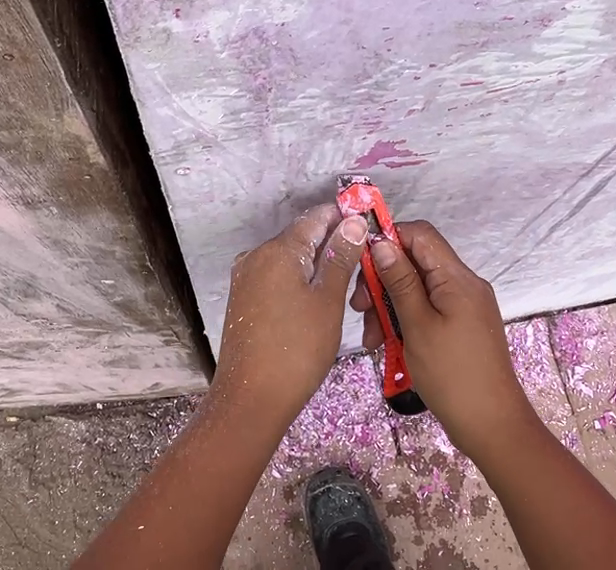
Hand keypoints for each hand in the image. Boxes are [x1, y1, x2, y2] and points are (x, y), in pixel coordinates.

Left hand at [210, 204, 368, 426]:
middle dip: (333, 244)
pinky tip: (318, 300)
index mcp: (278, 250)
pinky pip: (277, 276)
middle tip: (365, 264)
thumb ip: (341, 257)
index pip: (316, 217)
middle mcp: (257, 255)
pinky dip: (299, 280)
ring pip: (290, 258)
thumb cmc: (297, 349)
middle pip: (302, 237)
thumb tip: (354, 221)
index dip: (344, 219)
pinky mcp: (245, 298)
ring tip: (347, 286)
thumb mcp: (328, 301)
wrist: (252, 399)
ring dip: (317, 265)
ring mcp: (247, 277)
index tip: (371, 230)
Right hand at [351, 220, 536, 457]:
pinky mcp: (462, 327)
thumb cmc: (452, 375)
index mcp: (457, 278)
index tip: (360, 263)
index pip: (420, 235)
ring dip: (390, 306)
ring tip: (372, 338)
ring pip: (418, 289)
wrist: (493, 428)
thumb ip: (399, 281)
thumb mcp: (417, 326)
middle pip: (416, 263)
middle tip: (360, 309)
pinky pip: (428, 310)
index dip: (388, 239)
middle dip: (384, 280)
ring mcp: (465, 307)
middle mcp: (464, 285)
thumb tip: (382, 242)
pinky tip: (387, 344)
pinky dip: (406, 321)